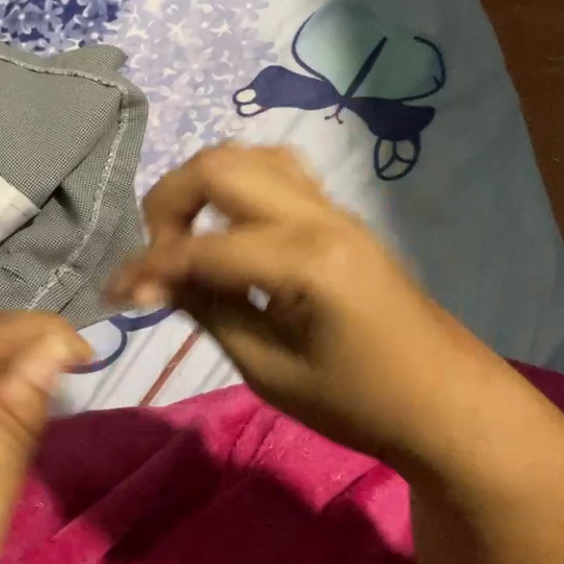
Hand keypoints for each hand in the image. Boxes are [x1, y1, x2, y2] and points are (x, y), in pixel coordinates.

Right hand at [106, 143, 517, 465]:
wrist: (451, 408)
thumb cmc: (359, 403)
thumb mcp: (267, 370)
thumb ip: (206, 310)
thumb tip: (149, 280)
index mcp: (305, 263)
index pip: (198, 249)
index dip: (145, 268)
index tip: (112, 295)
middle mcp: (319, 219)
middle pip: (218, 167)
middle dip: (167, 203)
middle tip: (154, 256)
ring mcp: (333, 211)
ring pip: (248, 156)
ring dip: (200, 186)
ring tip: (184, 236)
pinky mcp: (338, 217)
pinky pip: (275, 171)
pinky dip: (234, 185)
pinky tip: (224, 227)